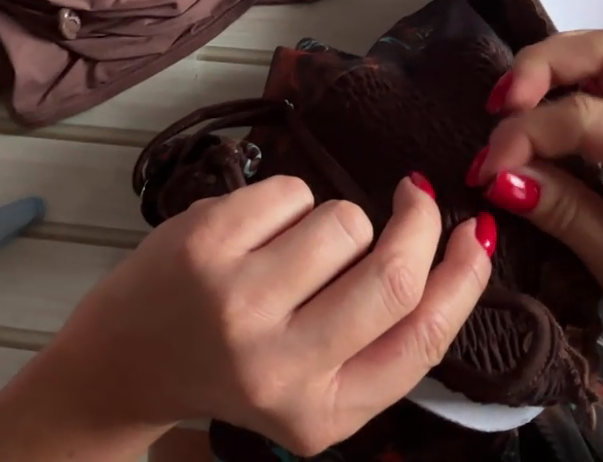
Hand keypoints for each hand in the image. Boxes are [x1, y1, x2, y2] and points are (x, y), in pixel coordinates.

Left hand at [32, 175, 491, 456]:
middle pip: (391, 273)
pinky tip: (253, 231)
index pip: (421, 338)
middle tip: (414, 195)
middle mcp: (282, 365)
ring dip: (334, 217)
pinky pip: (293, 189)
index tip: (477, 233)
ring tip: (293, 244)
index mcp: (322, 413)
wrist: (125, 362)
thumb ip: (376, 335)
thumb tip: (461, 247)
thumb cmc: (229, 366)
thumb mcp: (311, 384)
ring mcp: (239, 300)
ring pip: (343, 219)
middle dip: (418, 220)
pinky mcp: (206, 243)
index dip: (464, 277)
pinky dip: (288, 199)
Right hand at [473, 30, 602, 460]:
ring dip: (556, 67)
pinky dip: (572, 84)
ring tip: (513, 106)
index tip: (485, 170)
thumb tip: (496, 175)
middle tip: (498, 109)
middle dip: (542, 67)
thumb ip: (566, 215)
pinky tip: (544, 113)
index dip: (528, 134)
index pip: (590, 116)